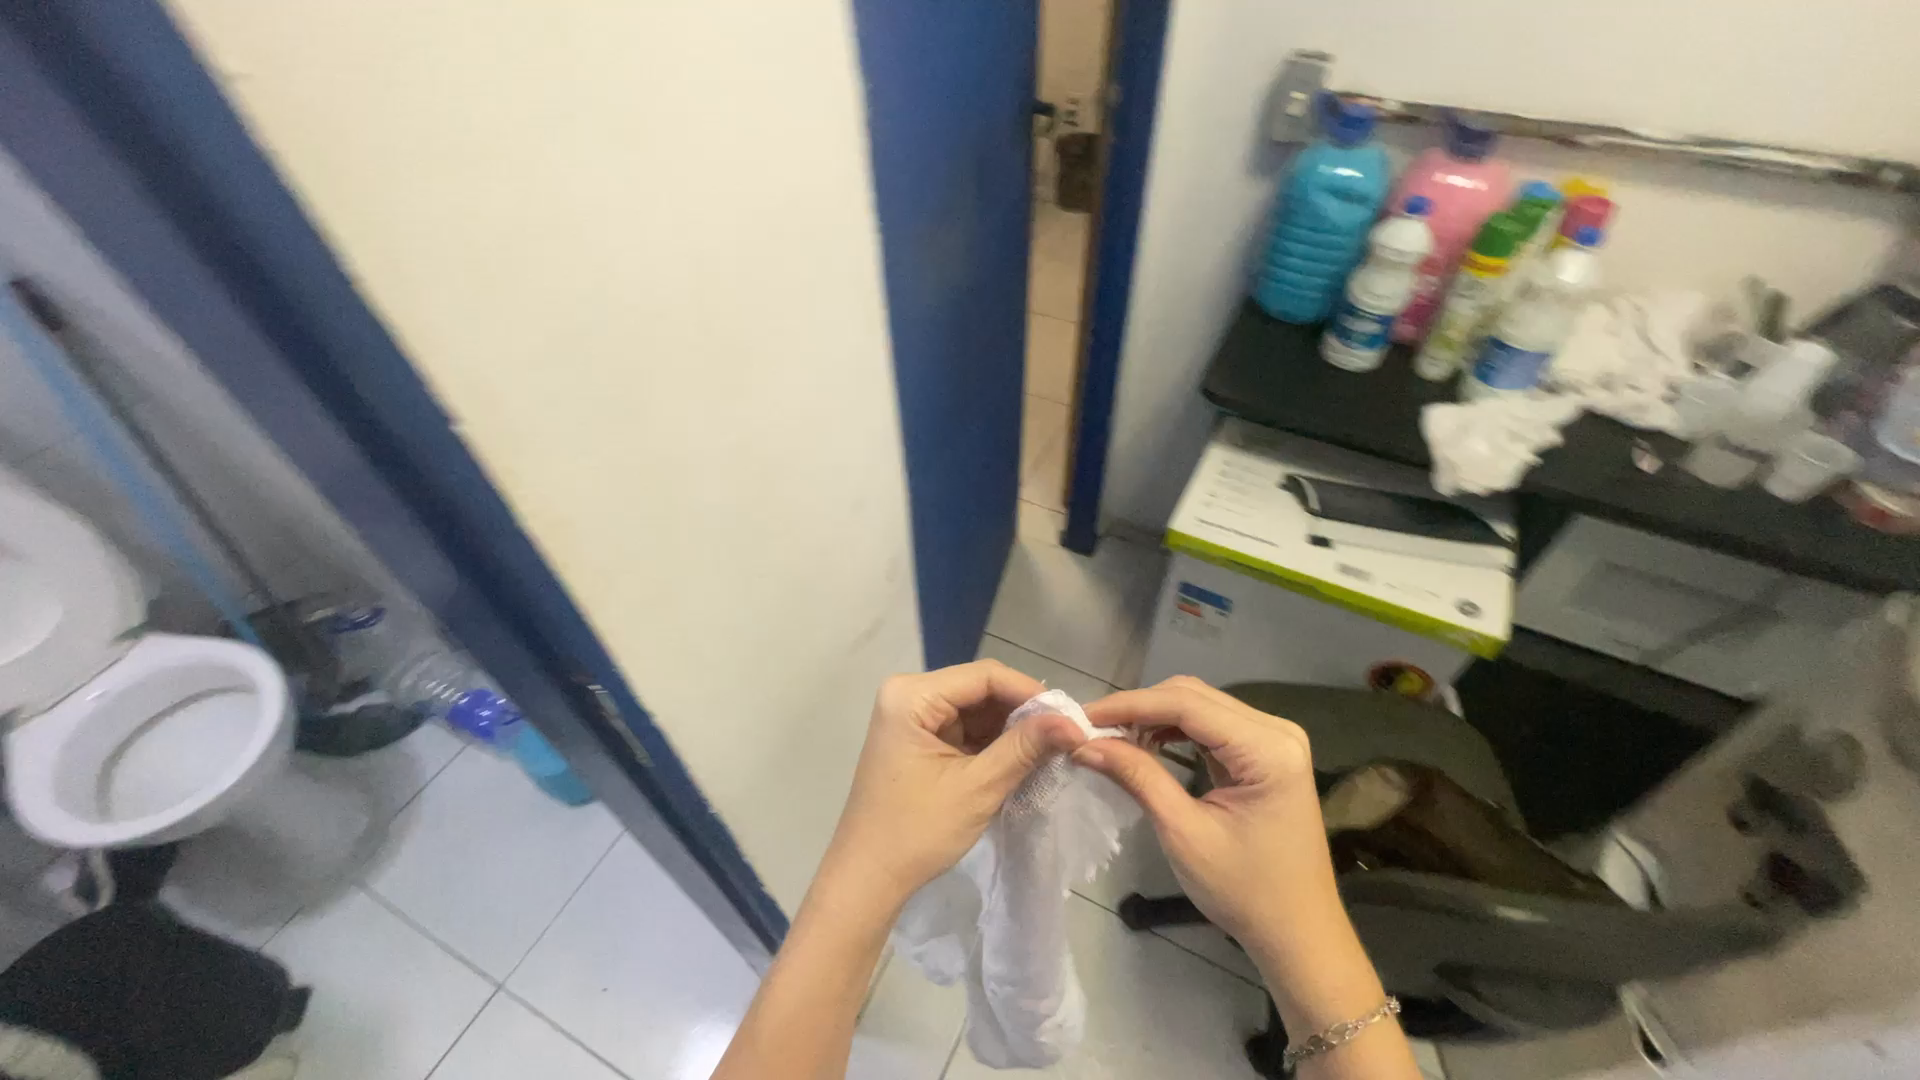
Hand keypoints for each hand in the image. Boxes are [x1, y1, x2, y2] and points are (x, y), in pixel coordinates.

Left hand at [821, 661, 1087, 907]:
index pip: (984, 676)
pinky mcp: (920, 739)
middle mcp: (908, 694)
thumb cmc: (916, 831)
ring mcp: (913, 717)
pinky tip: (1023, 757)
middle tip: (1065, 734)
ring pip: (976, 709)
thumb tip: (1074, 723)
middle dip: (1022, 711)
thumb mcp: (977, 787)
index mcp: (911, 695)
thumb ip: (1024, 748)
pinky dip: (993, 742)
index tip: (1069, 718)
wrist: (868, 878)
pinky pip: (965, 728)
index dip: (1030, 692)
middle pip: (980, 689)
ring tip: (1051, 747)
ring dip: (1011, 728)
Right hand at [1071, 677, 1339, 963]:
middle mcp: (1276, 731)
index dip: (1131, 705)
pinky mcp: (1263, 752)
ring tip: (1111, 736)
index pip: (1187, 705)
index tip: (1082, 716)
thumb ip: (1138, 777)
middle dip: (1139, 707)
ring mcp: (1273, 739)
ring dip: (1153, 715)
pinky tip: (1144, 743)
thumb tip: (1084, 744)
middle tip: (1092, 729)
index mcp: (1267, 749)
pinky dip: (1173, 728)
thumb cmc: (1246, 891)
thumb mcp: (1184, 833)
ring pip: (1199, 704)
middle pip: (1194, 696)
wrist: (1297, 934)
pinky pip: (1210, 725)